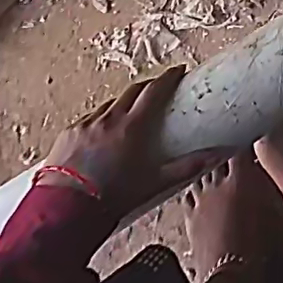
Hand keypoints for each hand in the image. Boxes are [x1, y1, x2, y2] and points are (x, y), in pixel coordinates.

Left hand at [38, 67, 228, 211]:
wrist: (65, 211)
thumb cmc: (113, 198)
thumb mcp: (155, 183)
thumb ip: (188, 167)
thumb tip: (216, 156)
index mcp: (132, 127)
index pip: (154, 91)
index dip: (168, 78)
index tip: (179, 71)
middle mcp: (108, 119)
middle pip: (132, 91)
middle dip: (148, 86)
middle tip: (159, 89)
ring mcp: (86, 125)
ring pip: (110, 104)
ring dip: (124, 104)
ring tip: (133, 113)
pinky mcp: (69, 134)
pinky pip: (90, 119)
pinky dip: (102, 119)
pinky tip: (105, 132)